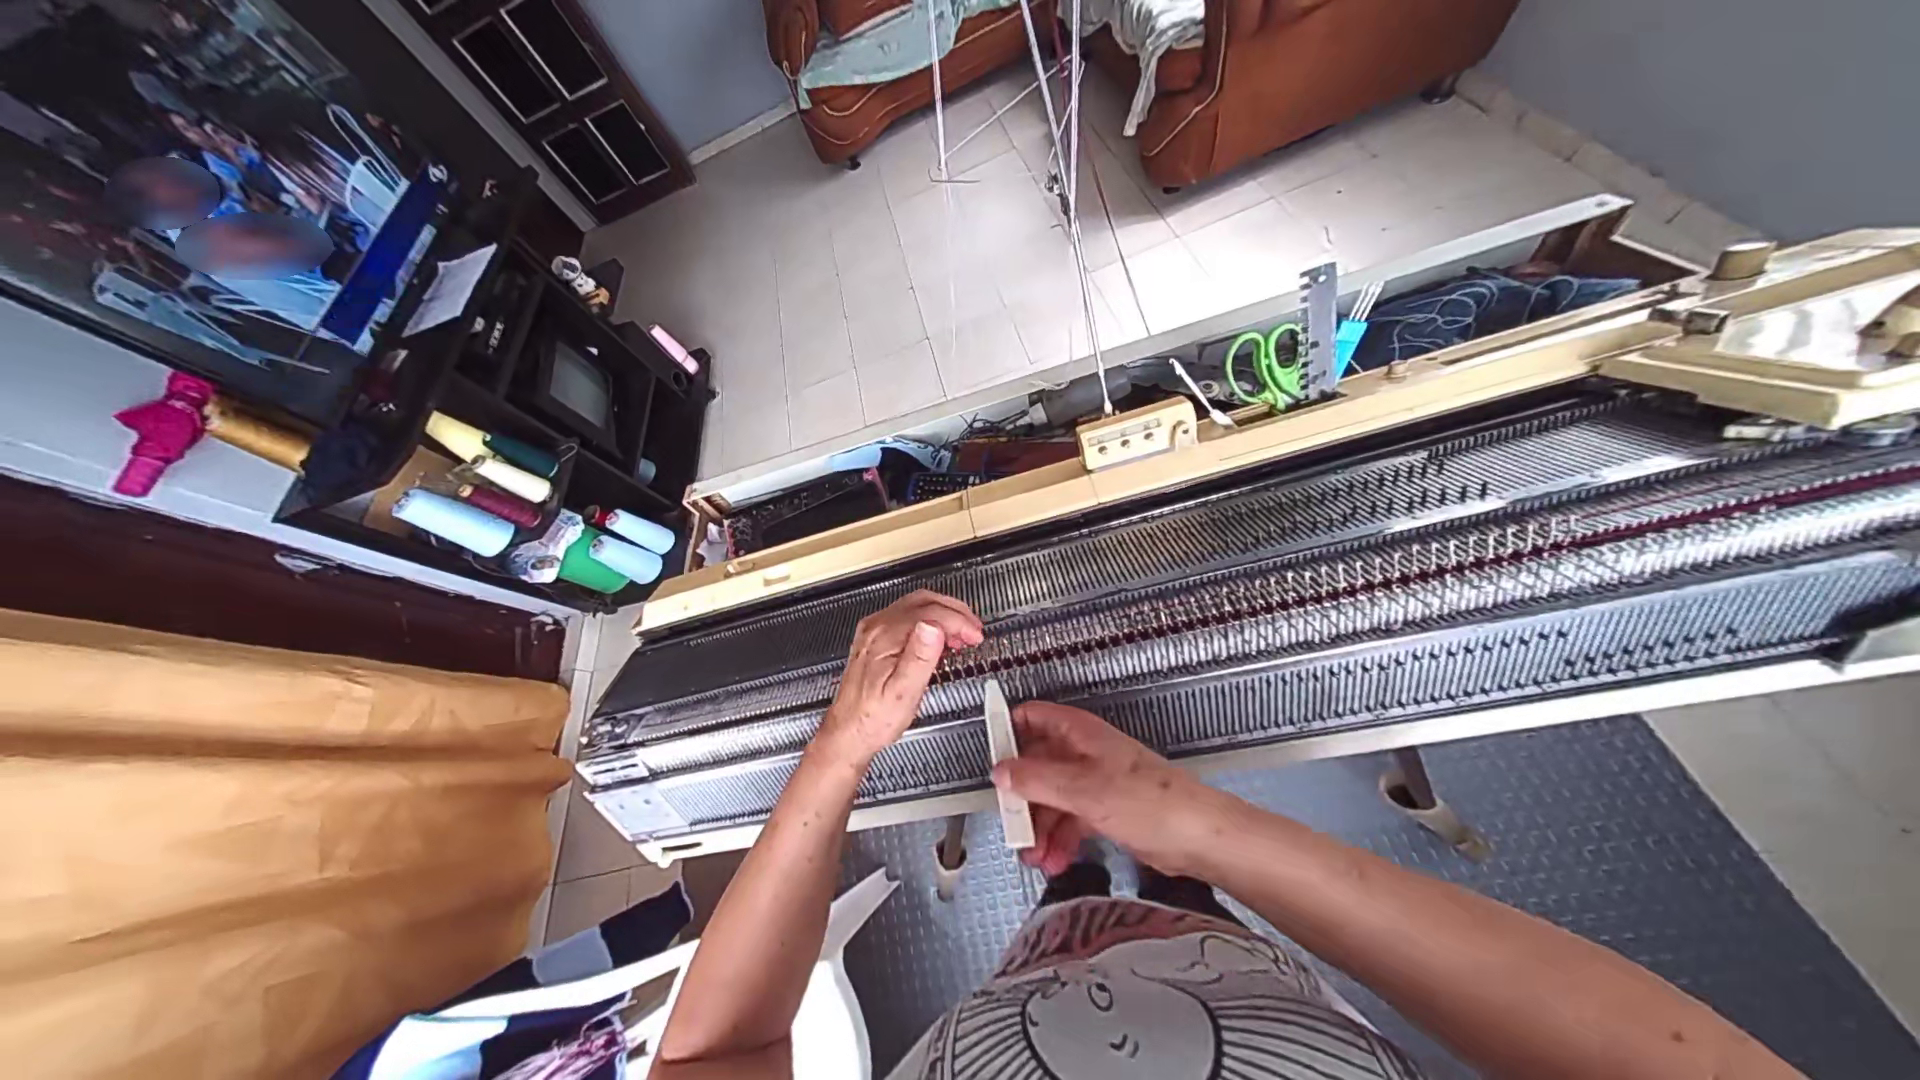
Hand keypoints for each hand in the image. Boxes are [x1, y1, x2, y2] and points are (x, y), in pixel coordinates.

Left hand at [815, 590, 983, 763]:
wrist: (848, 733)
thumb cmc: (873, 719)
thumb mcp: (903, 692)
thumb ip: (920, 656)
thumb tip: (934, 626)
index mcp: (885, 637)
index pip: (931, 613)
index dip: (959, 621)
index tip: (975, 635)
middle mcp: (877, 628)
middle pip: (924, 601)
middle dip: (955, 611)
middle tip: (974, 628)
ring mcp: (874, 631)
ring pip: (916, 605)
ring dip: (944, 613)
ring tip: (963, 633)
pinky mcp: (875, 639)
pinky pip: (907, 616)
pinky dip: (930, 620)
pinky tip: (940, 637)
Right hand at [992, 701, 1231, 877]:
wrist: (1197, 837)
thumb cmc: (1148, 801)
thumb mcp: (1082, 788)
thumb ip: (1036, 779)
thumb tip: (1000, 772)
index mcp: (1077, 732)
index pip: (1031, 718)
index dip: (1007, 733)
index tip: (990, 761)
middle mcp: (1083, 752)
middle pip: (1036, 764)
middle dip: (1021, 797)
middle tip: (1012, 826)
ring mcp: (1093, 781)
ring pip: (1051, 797)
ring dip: (1039, 826)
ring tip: (1034, 856)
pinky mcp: (1104, 808)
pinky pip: (1068, 818)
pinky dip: (1058, 838)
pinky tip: (1054, 860)